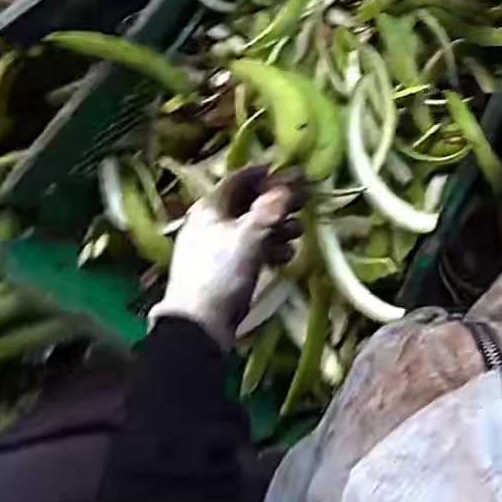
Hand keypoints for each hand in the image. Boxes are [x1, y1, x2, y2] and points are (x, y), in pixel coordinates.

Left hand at [150, 164, 303, 349]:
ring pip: (252, 228)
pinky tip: (285, 256)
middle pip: (249, 203)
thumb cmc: (222, 272)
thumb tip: (287, 187)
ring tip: (297, 232)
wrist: (198, 327)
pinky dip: (268, 249)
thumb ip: (270, 208)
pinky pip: (250, 249)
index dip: (265, 174)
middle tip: (302, 203)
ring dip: (277, 227)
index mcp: (210, 207)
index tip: (290, 174)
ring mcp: (216, 247)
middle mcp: (211, 222)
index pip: (239, 179)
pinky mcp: (223, 270)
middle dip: (277, 203)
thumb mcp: (249, 236)